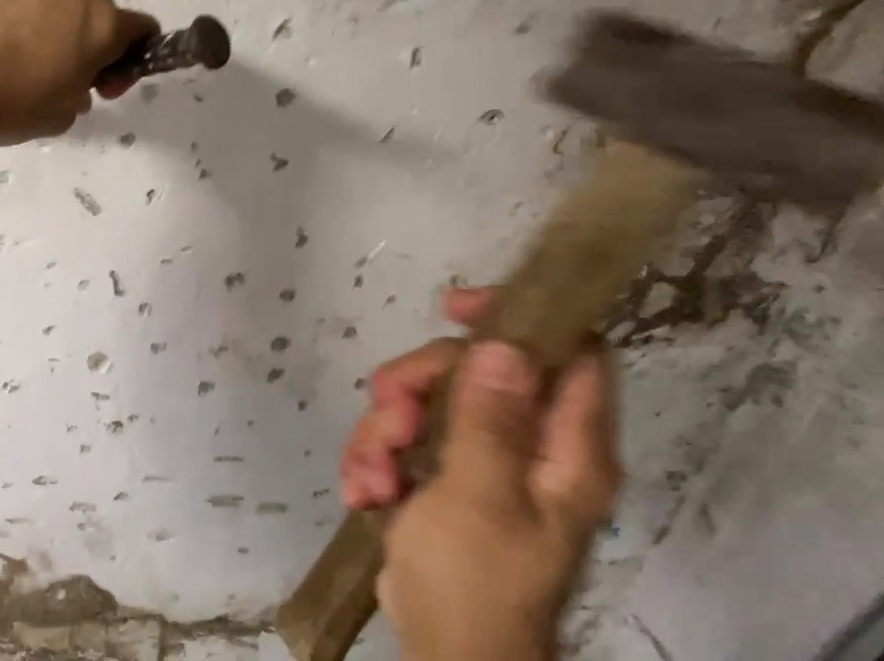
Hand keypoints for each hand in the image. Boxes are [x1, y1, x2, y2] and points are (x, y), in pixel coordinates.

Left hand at [0, 0, 157, 145]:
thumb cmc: (13, 104)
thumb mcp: (63, 115)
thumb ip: (82, 94)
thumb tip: (73, 83)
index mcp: (102, 24)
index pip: (143, 30)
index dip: (132, 62)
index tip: (105, 87)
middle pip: (102, 15)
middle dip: (95, 45)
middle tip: (68, 82)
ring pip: (62, 8)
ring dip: (59, 32)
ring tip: (27, 68)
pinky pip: (27, 6)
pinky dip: (25, 25)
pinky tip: (0, 54)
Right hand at [341, 287, 621, 660]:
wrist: (445, 648)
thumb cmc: (475, 578)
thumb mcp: (478, 496)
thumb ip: (489, 420)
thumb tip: (504, 345)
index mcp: (566, 449)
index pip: (571, 355)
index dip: (518, 319)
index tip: (452, 309)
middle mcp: (530, 447)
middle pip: (472, 372)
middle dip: (414, 389)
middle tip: (390, 418)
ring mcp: (482, 463)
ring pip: (424, 404)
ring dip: (383, 435)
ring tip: (372, 481)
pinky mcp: (441, 480)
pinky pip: (402, 441)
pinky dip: (374, 461)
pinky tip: (364, 494)